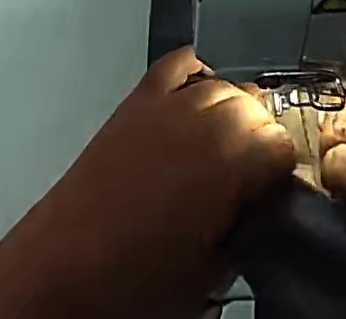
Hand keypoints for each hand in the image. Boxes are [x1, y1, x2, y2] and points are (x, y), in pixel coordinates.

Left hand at [0, 47, 295, 318]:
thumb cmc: (141, 280)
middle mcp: (204, 117)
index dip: (281, 169)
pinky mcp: (139, 96)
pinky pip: (180, 65)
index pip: (281, 141)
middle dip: (260, 137)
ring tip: (222, 145)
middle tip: (248, 177)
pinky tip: (195, 103)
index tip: (272, 192)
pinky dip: (196, 77)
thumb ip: (245, 223)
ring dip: (232, 110)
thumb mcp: (211, 269)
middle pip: (255, 105)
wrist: (64, 265)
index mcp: (229, 161)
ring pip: (223, 84)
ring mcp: (168, 101)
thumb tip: (258, 204)